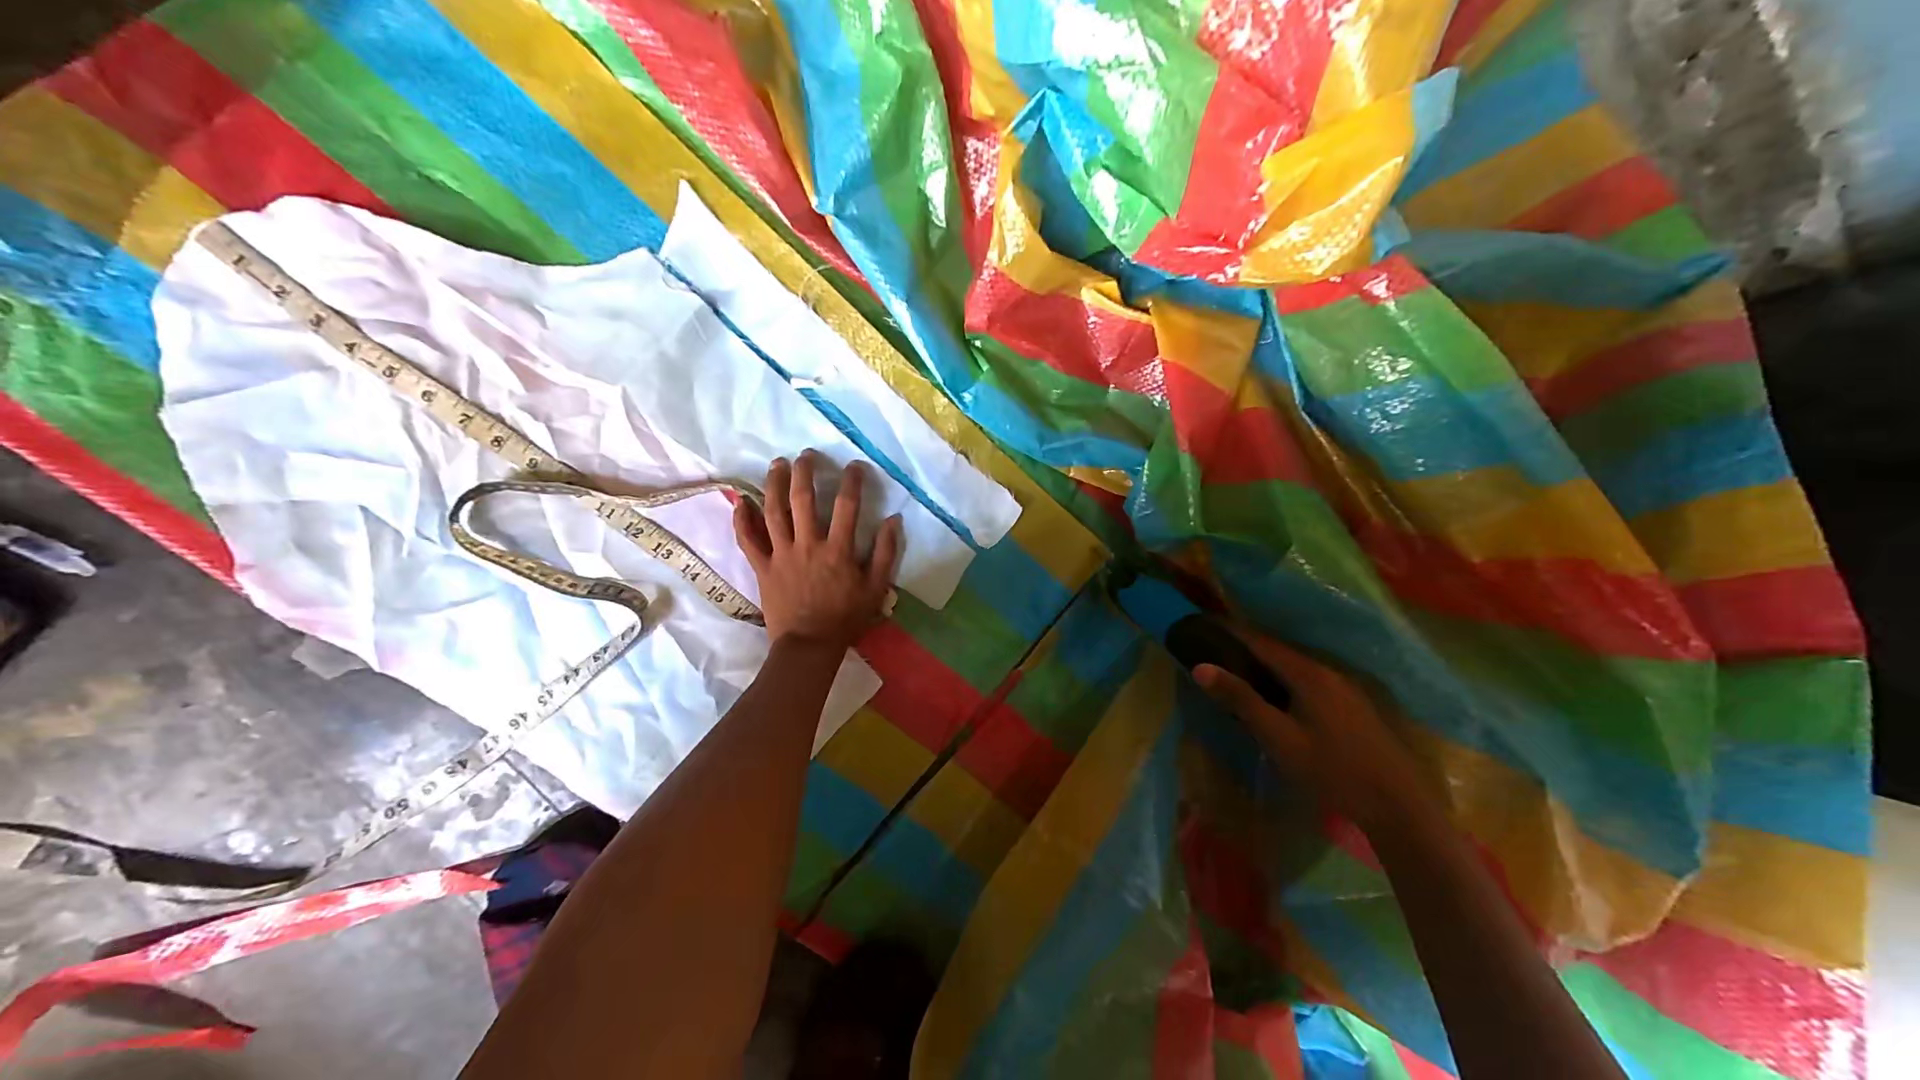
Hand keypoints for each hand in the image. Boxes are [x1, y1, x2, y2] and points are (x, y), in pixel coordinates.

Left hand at [733, 451, 901, 650]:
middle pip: (803, 498)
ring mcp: (782, 554)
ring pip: (774, 511)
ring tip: (777, 464)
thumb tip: (893, 520)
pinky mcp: (762, 567)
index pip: (848, 505)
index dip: (852, 481)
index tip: (855, 467)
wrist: (809, 646)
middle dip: (805, 471)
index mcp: (838, 550)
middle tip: (807, 455)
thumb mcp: (876, 588)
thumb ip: (885, 553)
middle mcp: (808, 544)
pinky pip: (748, 540)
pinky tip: (741, 501)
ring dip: (774, 483)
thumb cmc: (846, 618)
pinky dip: (742, 519)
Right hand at [1194, 630, 1440, 832]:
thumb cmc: (1331, 771)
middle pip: (1279, 650)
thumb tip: (1200, 667)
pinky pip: (1308, 680)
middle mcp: (1328, 672)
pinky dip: (1283, 678)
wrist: (1398, 806)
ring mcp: (1345, 688)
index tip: (1203, 624)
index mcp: (1308, 674)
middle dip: (1245, 645)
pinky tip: (1274, 695)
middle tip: (1213, 646)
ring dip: (1265, 663)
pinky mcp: (1353, 706)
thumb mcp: (1278, 738)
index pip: (1260, 641)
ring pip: (1295, 666)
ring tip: (1236, 667)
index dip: (1230, 631)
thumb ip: (1241, 700)